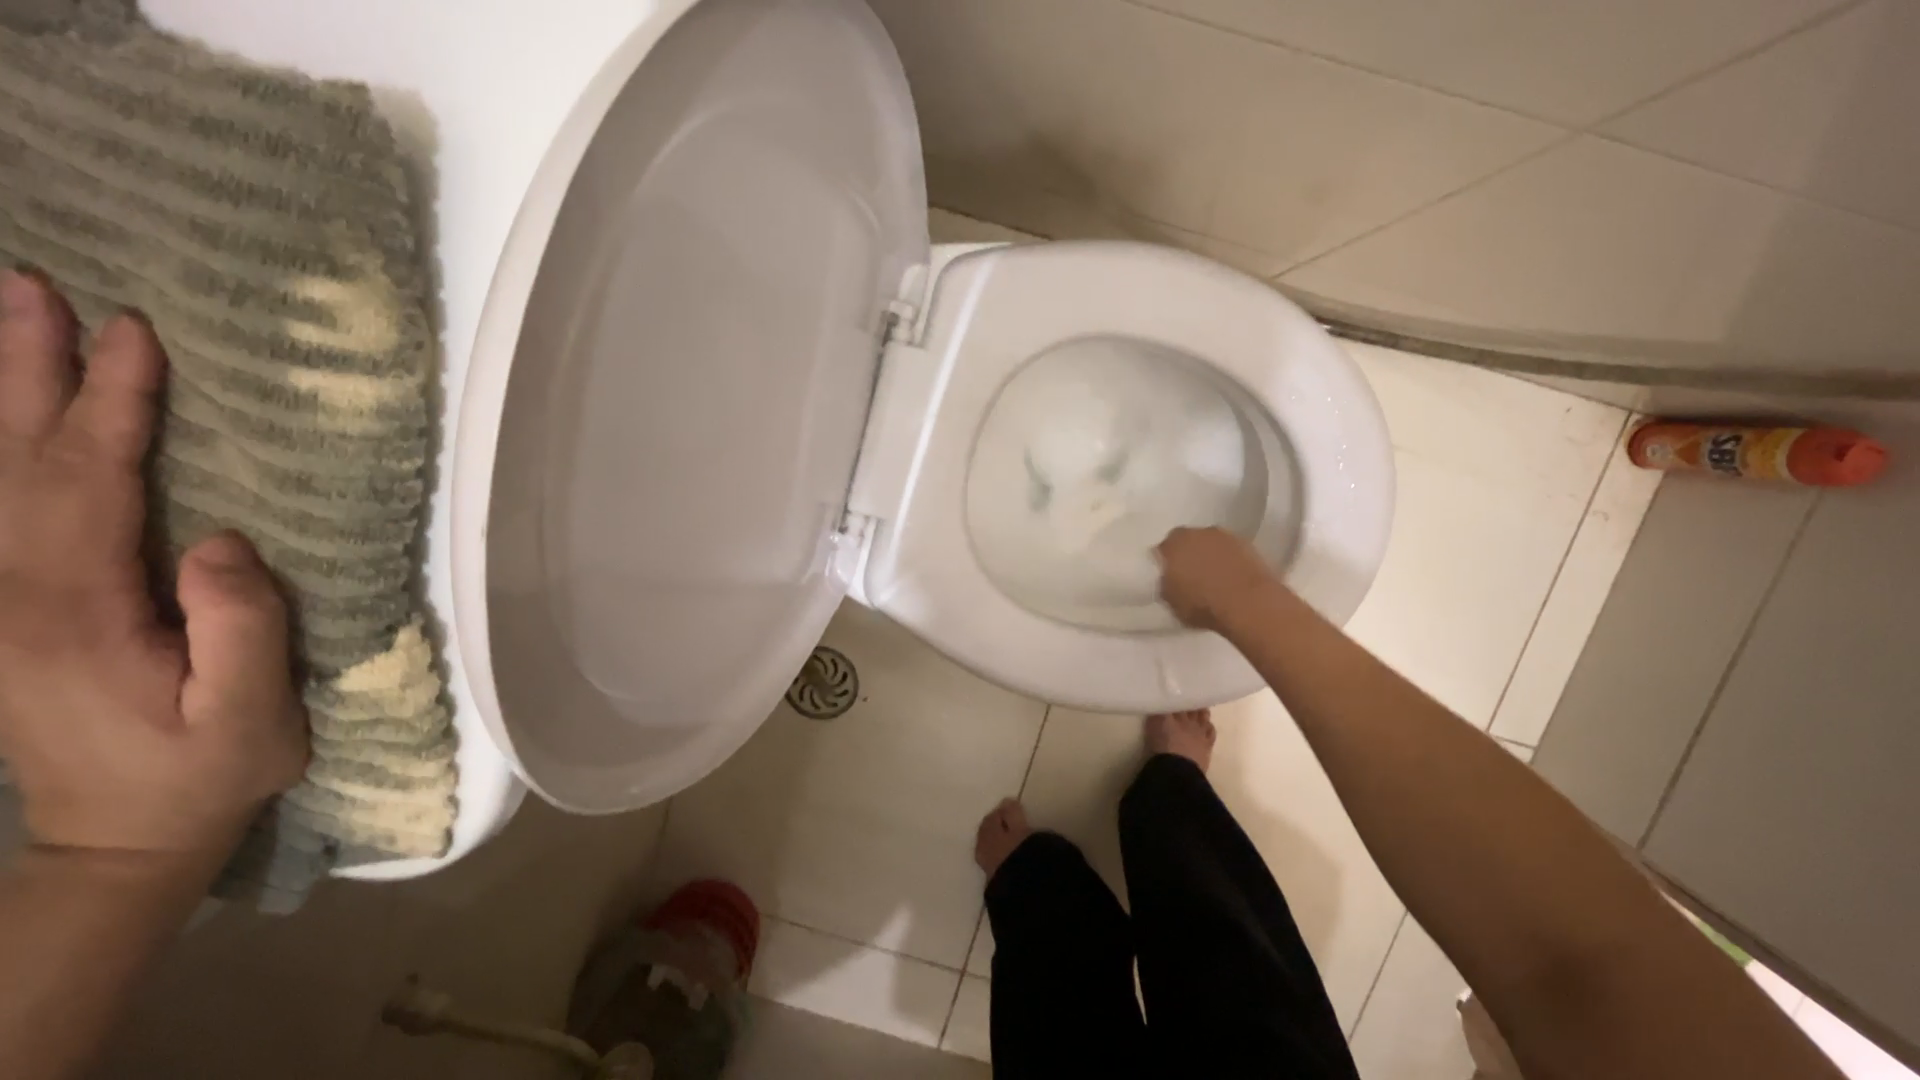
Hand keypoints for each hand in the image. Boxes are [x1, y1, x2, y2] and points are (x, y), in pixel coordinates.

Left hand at [0, 268, 306, 873]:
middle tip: (30, 285)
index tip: (133, 335)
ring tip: (5, 318)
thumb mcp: (249, 716)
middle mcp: (7, 593)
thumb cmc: (202, 775)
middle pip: (9, 462)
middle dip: (21, 371)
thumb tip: (220, 541)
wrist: (118, 837)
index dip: (109, 408)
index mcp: (69, 612)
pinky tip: (0, 418)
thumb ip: (240, 630)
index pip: (84, 485)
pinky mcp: (3, 607)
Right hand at [1155, 526, 1276, 631]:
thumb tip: (1169, 580)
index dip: (1166, 562)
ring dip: (1212, 555)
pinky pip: (1233, 551)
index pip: (1164, 549)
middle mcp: (1197, 532)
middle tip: (1192, 575)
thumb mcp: (1171, 602)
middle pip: (1189, 540)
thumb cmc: (1202, 604)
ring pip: (1212, 543)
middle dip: (1189, 554)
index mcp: (1173, 544)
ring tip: (1216, 577)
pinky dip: (1231, 560)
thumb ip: (1166, 584)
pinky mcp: (1248, 544)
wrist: (1248, 603)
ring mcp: (1225, 536)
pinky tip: (1234, 577)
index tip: (1170, 576)